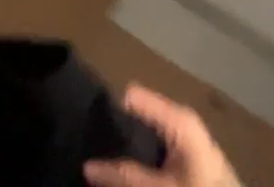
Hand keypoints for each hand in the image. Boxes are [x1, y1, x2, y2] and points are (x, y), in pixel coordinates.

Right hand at [84, 85, 241, 186]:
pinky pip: (154, 141)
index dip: (111, 111)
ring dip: (128, 143)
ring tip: (104, 155)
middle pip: (138, 112)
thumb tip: (87, 166)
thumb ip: (125, 177)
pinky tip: (130, 167)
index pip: (133, 96)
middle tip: (93, 143)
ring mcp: (184, 133)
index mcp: (179, 118)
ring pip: (145, 129)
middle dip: (117, 129)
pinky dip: (141, 152)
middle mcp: (180, 118)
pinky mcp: (186, 150)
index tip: (91, 125)